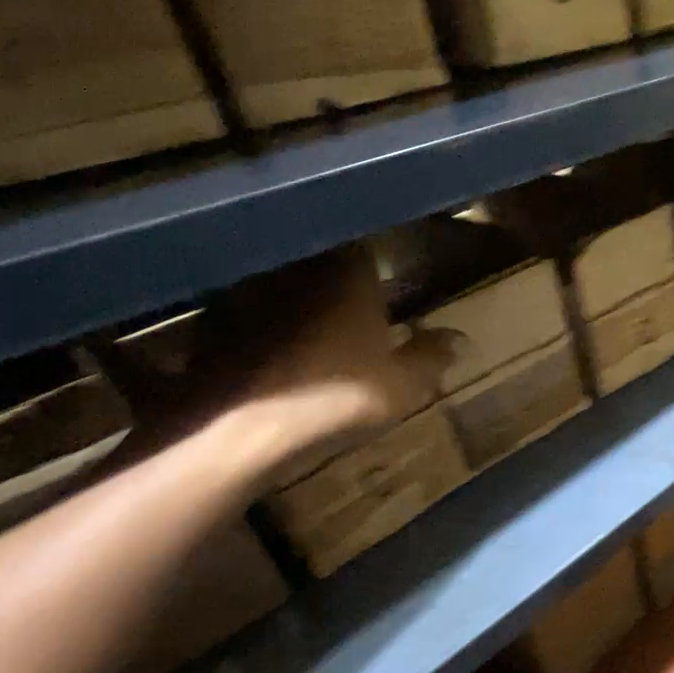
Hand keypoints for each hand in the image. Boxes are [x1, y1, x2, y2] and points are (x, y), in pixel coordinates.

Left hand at [220, 247, 437, 429]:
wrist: (237, 426)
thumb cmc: (334, 396)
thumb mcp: (401, 384)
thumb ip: (431, 357)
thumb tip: (461, 338)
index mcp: (349, 271)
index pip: (369, 246)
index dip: (379, 261)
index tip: (389, 279)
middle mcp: (298, 266)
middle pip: (323, 261)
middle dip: (337, 279)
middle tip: (354, 306)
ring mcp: (248, 289)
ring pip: (282, 283)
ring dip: (296, 299)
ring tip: (312, 329)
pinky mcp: (212, 318)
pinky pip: (246, 312)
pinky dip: (259, 325)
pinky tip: (268, 353)